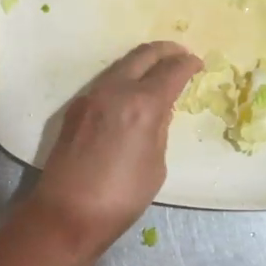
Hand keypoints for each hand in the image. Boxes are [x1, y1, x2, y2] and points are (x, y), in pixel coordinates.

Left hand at [24, 41, 201, 255]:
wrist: (67, 213)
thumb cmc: (121, 198)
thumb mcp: (156, 166)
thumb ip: (159, 131)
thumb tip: (159, 111)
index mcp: (142, 105)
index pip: (171, 71)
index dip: (188, 64)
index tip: (198, 64)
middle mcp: (114, 91)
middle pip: (143, 55)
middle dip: (165, 51)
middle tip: (181, 55)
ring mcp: (90, 97)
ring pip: (120, 65)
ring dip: (142, 63)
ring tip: (158, 71)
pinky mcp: (75, 109)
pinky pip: (105, 82)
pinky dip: (124, 79)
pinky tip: (132, 93)